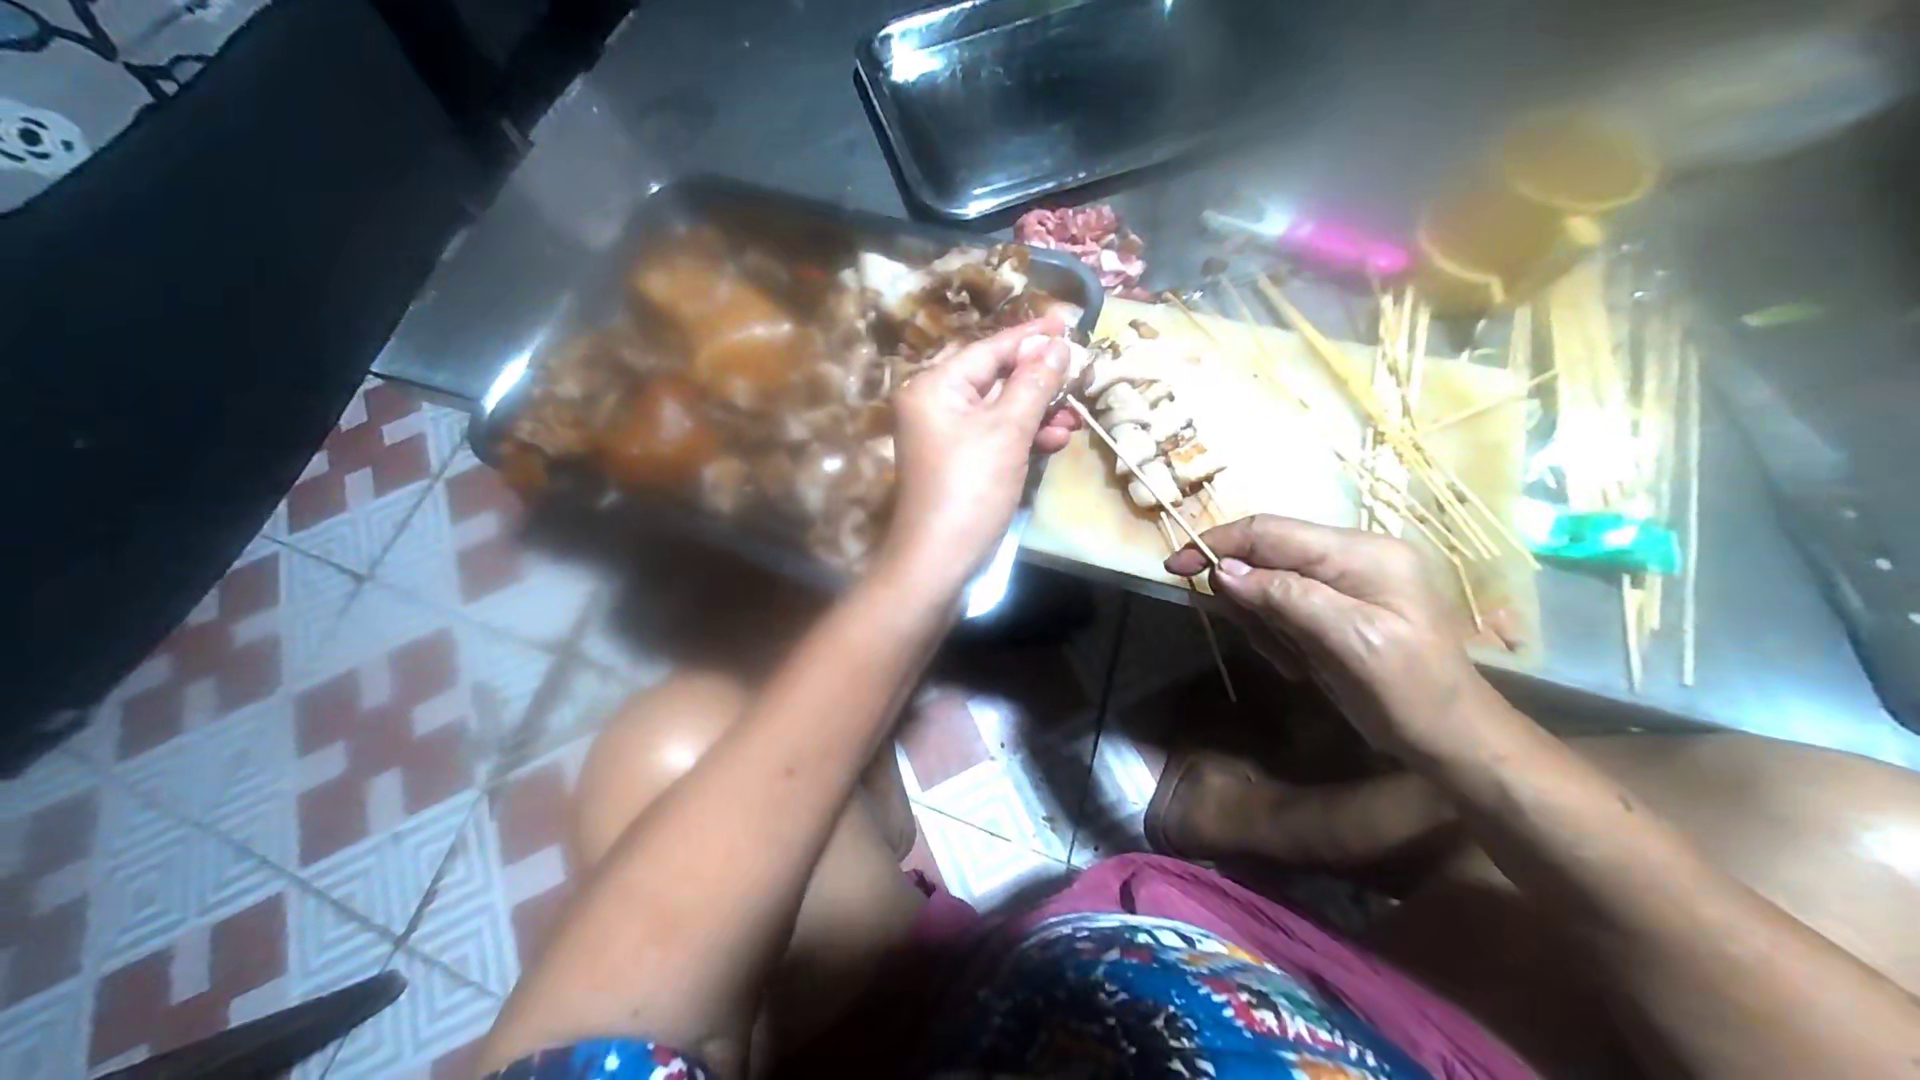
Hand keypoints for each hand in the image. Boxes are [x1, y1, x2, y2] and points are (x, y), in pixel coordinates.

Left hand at [883, 317, 1079, 590]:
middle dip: (1040, 380)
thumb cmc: (970, 488)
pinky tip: (1056, 440)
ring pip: (1000, 410)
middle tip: (1081, 374)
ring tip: (1074, 416)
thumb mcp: (1007, 430)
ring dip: (1038, 411)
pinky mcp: (961, 462)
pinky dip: (1025, 436)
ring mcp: (947, 436)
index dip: (1032, 336)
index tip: (1070, 322)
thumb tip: (1057, 344)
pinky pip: (996, 436)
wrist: (939, 561)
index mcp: (934, 386)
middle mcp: (935, 404)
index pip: (990, 349)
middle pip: (996, 377)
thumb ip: (1033, 382)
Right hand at [1166, 515, 1488, 757]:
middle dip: (1248, 598)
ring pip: (1268, 583)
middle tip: (1264, 643)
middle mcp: (1353, 554)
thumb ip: (1286, 596)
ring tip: (1294, 661)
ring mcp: (1347, 579)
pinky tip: (1301, 662)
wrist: (1454, 739)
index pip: (1271, 530)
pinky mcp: (1340, 603)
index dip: (1218, 543)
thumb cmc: (1408, 693)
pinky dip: (1278, 633)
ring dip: (1264, 622)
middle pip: (1265, 555)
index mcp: (1362, 552)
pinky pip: (1284, 605)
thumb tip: (1224, 570)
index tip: (1174, 567)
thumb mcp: (1347, 643)